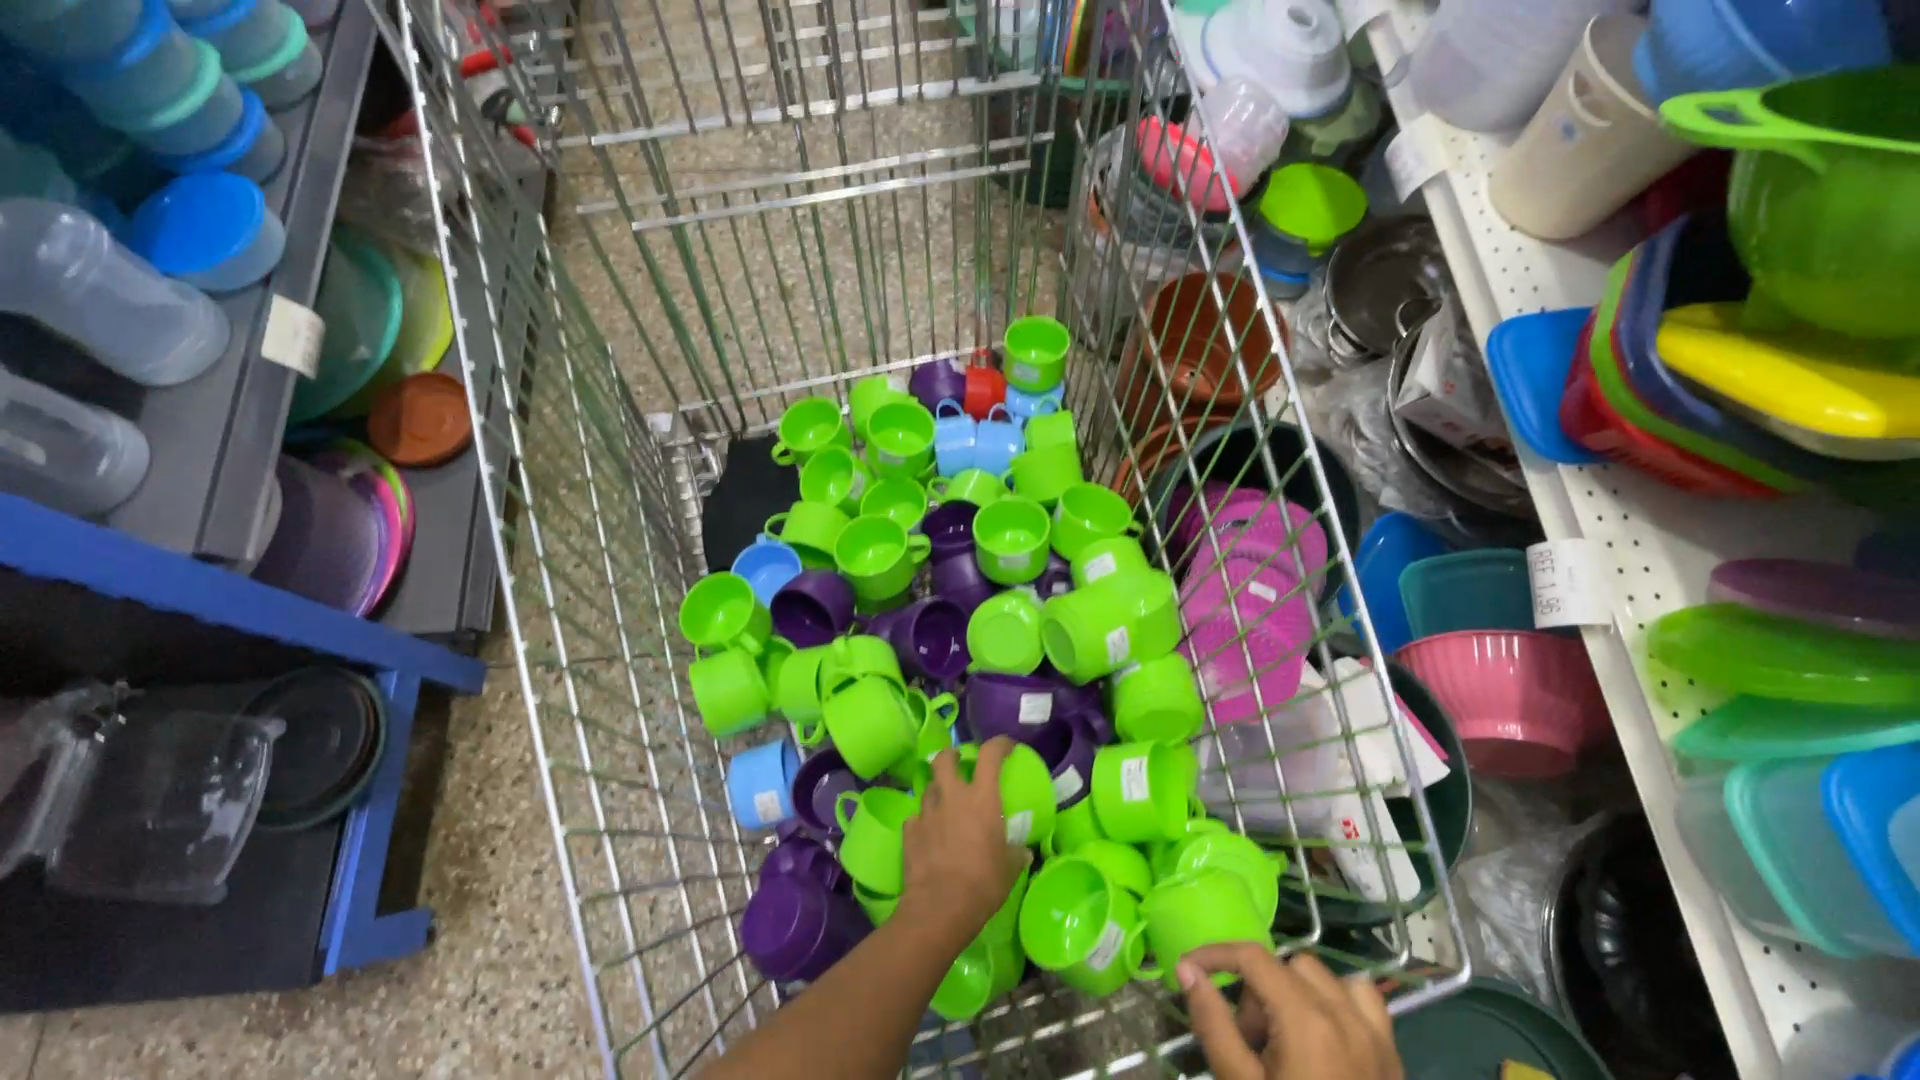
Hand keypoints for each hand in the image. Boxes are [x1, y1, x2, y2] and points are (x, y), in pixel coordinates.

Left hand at [898, 738, 1027, 943]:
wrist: (941, 906)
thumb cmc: (984, 882)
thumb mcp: (1010, 868)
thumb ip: (1016, 853)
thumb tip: (1022, 851)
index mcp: (982, 798)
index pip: (990, 755)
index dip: (999, 744)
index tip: (1007, 746)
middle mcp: (952, 797)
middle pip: (944, 759)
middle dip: (951, 756)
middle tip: (960, 764)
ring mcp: (927, 812)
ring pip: (929, 788)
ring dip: (938, 791)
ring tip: (946, 806)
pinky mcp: (909, 831)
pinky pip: (917, 817)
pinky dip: (924, 821)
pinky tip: (930, 834)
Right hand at [1179, 945, 1402, 1079]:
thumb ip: (1212, 1021)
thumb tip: (1188, 969)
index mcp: (1306, 1020)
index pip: (1252, 957)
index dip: (1215, 955)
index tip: (1188, 971)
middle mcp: (1346, 1014)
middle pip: (1285, 966)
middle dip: (1256, 991)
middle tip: (1247, 1043)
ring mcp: (1376, 1034)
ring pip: (1324, 977)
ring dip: (1294, 992)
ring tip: (1282, 1041)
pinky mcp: (1392, 1055)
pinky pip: (1362, 1000)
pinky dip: (1337, 1002)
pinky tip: (1323, 1037)